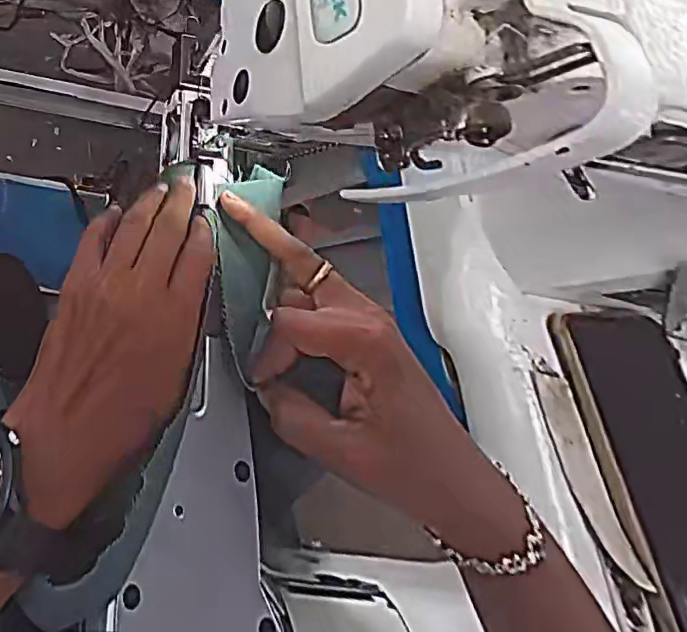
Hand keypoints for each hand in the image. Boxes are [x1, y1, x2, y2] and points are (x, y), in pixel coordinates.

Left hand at [3, 180, 213, 529]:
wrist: (63, 431)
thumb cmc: (120, 419)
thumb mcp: (177, 377)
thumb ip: (186, 327)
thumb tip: (190, 295)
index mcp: (174, 316)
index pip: (198, 254)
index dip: (205, 231)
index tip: (207, 220)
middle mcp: (142, 290)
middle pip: (168, 228)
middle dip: (182, 201)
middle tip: (188, 185)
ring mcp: (106, 282)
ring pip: (133, 225)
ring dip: (149, 201)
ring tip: (160, 188)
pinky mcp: (76, 283)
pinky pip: (93, 238)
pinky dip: (106, 220)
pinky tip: (114, 211)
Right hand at [218, 191, 526, 556]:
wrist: (454, 479)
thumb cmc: (414, 464)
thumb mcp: (340, 449)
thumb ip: (288, 412)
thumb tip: (264, 386)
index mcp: (364, 339)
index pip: (290, 322)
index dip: (266, 352)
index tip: (261, 380)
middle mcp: (367, 317)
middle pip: (303, 264)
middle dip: (263, 236)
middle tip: (233, 207)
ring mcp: (368, 319)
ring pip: (309, 277)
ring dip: (275, 265)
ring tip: (244, 241)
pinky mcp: (365, 330)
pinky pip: (320, 296)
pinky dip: (291, 286)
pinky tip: (270, 287)